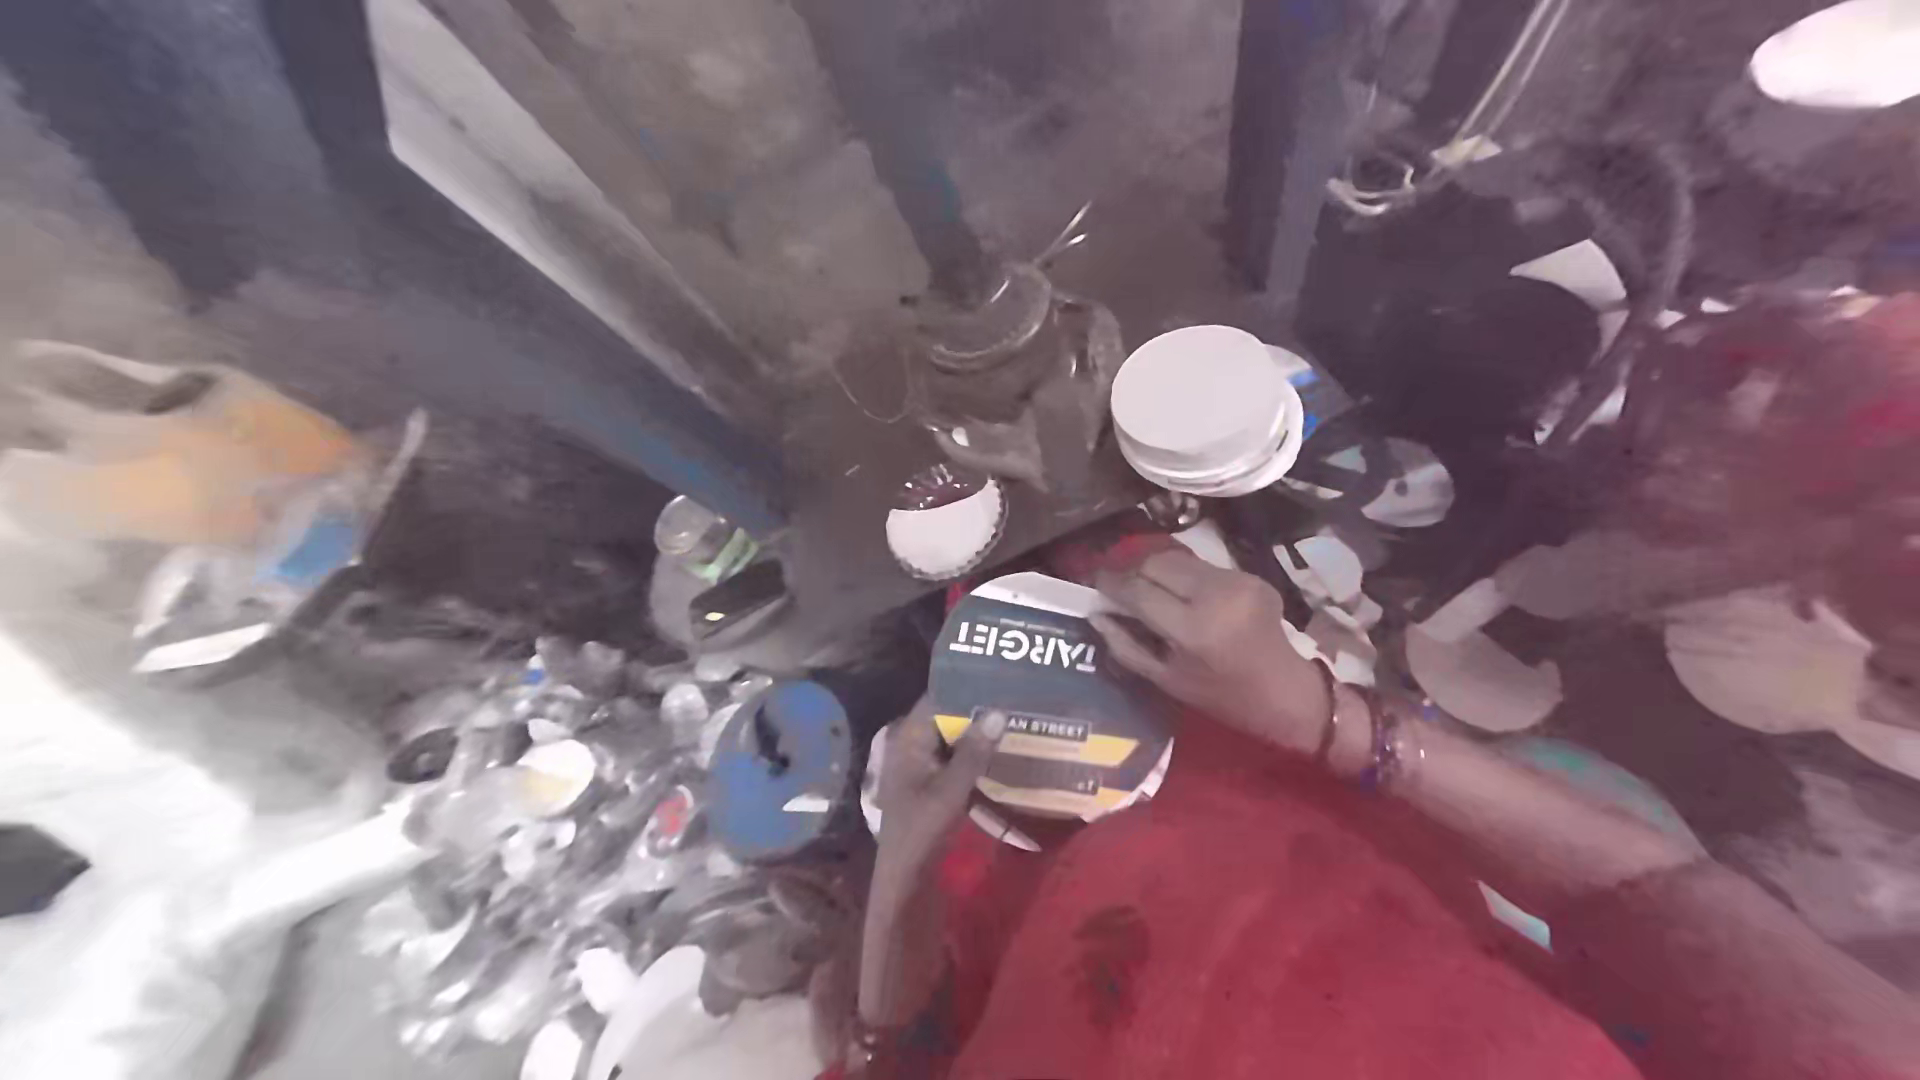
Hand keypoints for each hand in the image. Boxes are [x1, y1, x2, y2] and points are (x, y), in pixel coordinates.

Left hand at [859, 699, 1003, 1029]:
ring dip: (980, 731)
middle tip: (1016, 694)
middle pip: (948, 716)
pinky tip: (1005, 751)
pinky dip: (977, 753)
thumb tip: (997, 712)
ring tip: (1016, 716)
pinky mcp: (934, 783)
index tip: (998, 675)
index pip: (937, 698)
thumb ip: (973, 753)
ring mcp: (923, 765)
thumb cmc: (920, 832)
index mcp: (908, 739)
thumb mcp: (950, 791)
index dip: (964, 686)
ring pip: (955, 737)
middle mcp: (913, 745)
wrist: (905, 881)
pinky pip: (958, 757)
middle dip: (978, 707)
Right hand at [1092, 549, 1330, 753]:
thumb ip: (1125, 645)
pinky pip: (1199, 566)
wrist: (1285, 691)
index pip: (1139, 591)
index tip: (1095, 583)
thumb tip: (1096, 613)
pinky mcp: (1249, 574)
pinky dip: (1181, 576)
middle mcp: (1216, 595)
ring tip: (1146, 587)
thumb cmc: (1220, 696)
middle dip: (1131, 571)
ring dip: (1154, 570)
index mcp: (1194, 629)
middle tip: (1118, 586)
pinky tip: (1180, 595)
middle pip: (1156, 563)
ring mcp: (1237, 580)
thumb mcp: (1165, 680)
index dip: (1111, 584)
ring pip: (1176, 558)